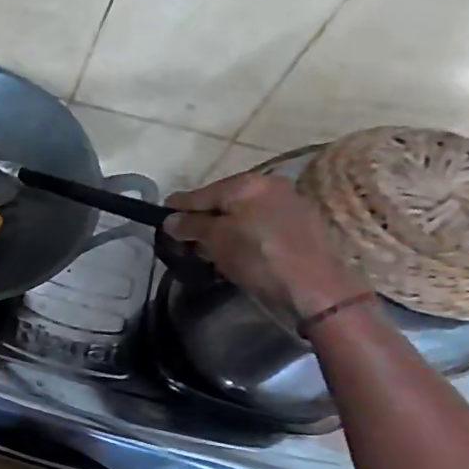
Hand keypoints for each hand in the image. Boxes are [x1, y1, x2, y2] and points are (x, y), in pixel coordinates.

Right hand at [163, 173, 370, 325]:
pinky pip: (256, 223)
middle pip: (221, 201)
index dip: (177, 208)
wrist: (309, 284)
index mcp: (247, 183)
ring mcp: (286, 203)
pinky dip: (238, 235)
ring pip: (239, 213)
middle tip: (182, 241)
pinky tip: (231, 252)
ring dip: (219, 229)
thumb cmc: (256, 257)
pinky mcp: (296, 223)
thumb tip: (170, 219)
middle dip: (199, 220)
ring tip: (205, 250)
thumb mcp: (216, 240)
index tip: (159, 218)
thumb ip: (191, 225)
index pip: (200, 193)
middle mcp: (269, 185)